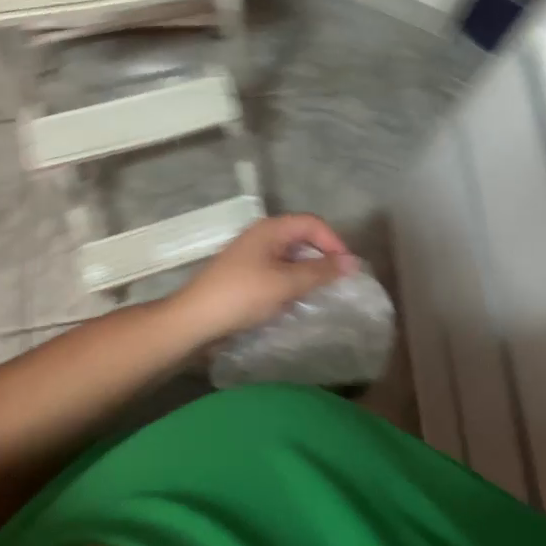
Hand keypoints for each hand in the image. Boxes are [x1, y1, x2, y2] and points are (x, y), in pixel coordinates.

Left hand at [170, 215, 358, 343]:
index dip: (334, 242)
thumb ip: (320, 271)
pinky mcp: (244, 276)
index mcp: (271, 229)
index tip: (347, 269)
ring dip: (307, 272)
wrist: (192, 321)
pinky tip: (295, 302)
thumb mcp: (286, 283)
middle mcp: (261, 236)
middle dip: (322, 257)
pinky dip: (291, 283)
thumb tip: (353, 262)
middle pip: (302, 237)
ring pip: (290, 257)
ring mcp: (251, 256)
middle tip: (337, 282)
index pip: (313, 223)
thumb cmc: (241, 296)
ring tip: (320, 294)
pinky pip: (277, 272)